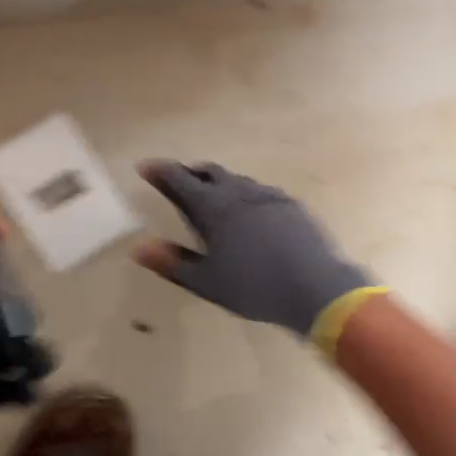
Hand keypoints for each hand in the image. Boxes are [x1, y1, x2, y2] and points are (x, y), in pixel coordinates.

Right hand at [133, 161, 376, 341]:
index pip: (180, 179)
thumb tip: (138, 247)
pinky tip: (251, 212)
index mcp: (214, 207)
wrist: (317, 287)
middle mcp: (241, 192)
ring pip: (238, 181)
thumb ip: (172, 263)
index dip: (161, 172)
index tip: (145, 167)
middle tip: (179, 180)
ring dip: (220, 183)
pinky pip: (262, 192)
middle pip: (211, 173)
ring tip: (213, 196)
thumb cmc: (255, 287)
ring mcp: (271, 197)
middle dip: (191, 173)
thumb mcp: (207, 283)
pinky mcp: (293, 206)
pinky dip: (246, 195)